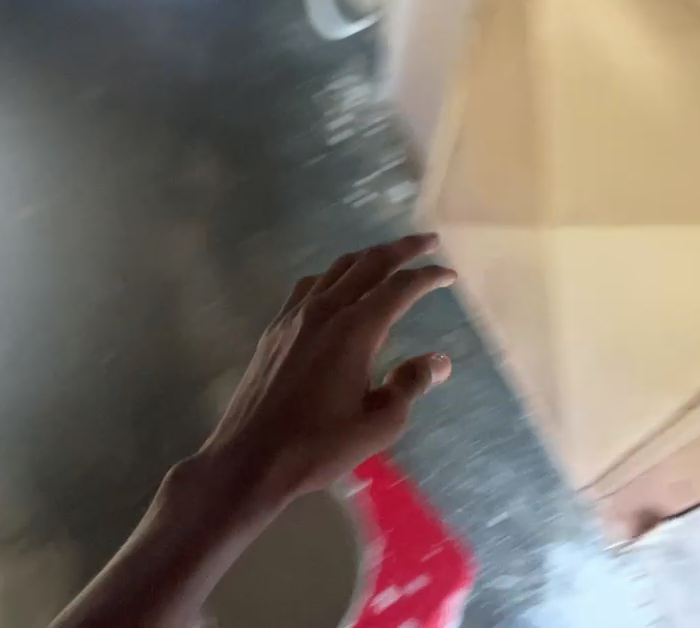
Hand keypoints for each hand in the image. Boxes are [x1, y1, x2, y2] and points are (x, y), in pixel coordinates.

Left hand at [191, 235, 456, 507]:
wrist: (250, 457)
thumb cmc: (318, 445)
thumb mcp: (378, 424)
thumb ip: (411, 385)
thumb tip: (440, 361)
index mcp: (356, 329)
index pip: (400, 288)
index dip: (428, 277)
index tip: (449, 275)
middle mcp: (327, 309)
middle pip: (370, 262)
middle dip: (403, 248)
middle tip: (429, 241)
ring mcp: (297, 314)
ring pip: (339, 267)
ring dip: (369, 256)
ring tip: (389, 256)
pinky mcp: (277, 325)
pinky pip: (310, 283)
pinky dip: (334, 273)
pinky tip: (337, 284)